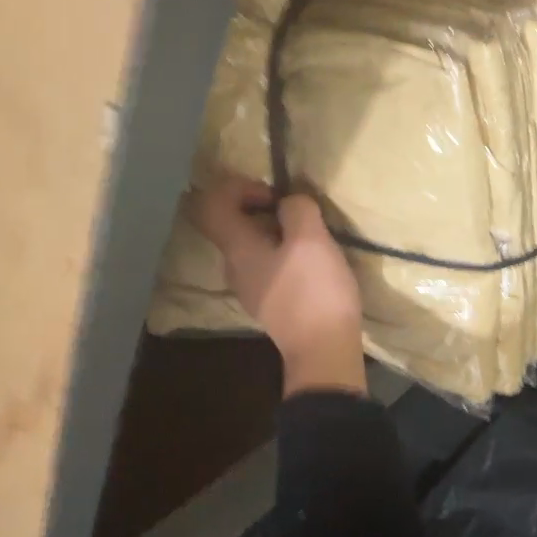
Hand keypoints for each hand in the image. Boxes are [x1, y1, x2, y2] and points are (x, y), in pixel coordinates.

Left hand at [189, 174, 366, 395]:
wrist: (323, 349)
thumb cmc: (315, 291)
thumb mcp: (312, 241)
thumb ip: (298, 211)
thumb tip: (291, 201)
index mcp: (237, 247)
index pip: (213, 204)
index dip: (238, 187)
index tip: (274, 194)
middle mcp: (234, 267)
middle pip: (233, 227)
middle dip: (261, 212)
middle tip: (298, 215)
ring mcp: (252, 289)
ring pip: (252, 249)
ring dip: (276, 236)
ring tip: (311, 242)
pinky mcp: (272, 306)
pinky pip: (269, 270)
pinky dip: (285, 259)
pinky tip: (313, 269)